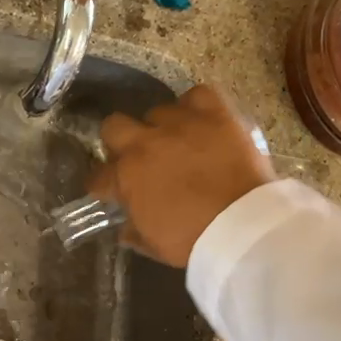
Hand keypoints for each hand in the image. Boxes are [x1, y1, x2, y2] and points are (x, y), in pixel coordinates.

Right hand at [92, 84, 276, 266]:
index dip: (102, 185)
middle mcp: (144, 143)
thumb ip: (133, 232)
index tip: (110, 192)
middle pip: (113, 126)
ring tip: (177, 142)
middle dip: (119, 142)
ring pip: (156, 111)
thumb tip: (124, 228)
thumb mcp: (153, 245)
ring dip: (161, 127)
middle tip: (137, 158)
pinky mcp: (215, 114)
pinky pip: (197, 95)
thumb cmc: (192, 240)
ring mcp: (179, 124)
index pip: (96, 176)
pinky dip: (196, 106)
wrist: (244, 225)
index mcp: (125, 177)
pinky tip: (200, 121)